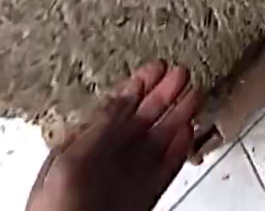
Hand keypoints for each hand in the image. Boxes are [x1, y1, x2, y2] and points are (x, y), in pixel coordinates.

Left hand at [26, 60, 202, 210]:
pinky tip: (188, 132)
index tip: (157, 66)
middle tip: (182, 73)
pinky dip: (179, 151)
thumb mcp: (69, 163)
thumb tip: (124, 97)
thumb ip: (99, 129)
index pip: (117, 107)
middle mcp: (107, 160)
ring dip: (177, 117)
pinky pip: (165, 171)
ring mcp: (126, 181)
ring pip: (158, 142)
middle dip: (163, 95)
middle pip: (142, 120)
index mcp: (84, 146)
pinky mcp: (142, 201)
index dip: (138, 85)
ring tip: (194, 94)